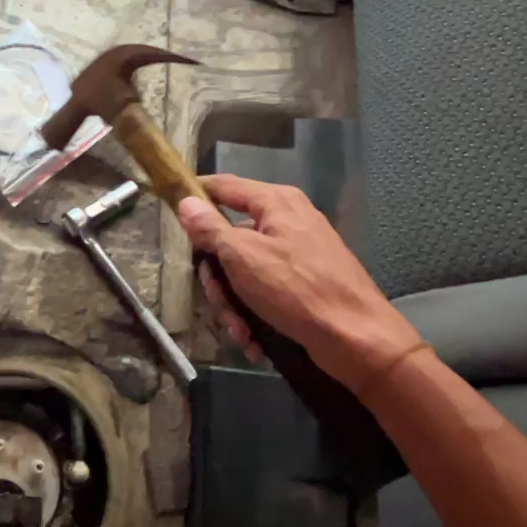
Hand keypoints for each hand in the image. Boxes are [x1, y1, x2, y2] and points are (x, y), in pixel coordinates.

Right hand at [177, 175, 422, 394]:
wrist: (358, 339)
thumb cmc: (297, 290)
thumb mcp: (243, 257)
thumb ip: (211, 228)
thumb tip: (186, 202)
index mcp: (275, 203)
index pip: (223, 186)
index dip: (194, 196)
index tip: (168, 212)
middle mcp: (286, 221)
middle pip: (229, 239)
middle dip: (218, 278)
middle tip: (219, 302)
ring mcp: (297, 252)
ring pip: (243, 270)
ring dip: (234, 305)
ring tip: (241, 332)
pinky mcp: (303, 282)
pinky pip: (264, 290)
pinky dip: (254, 314)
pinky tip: (255, 340)